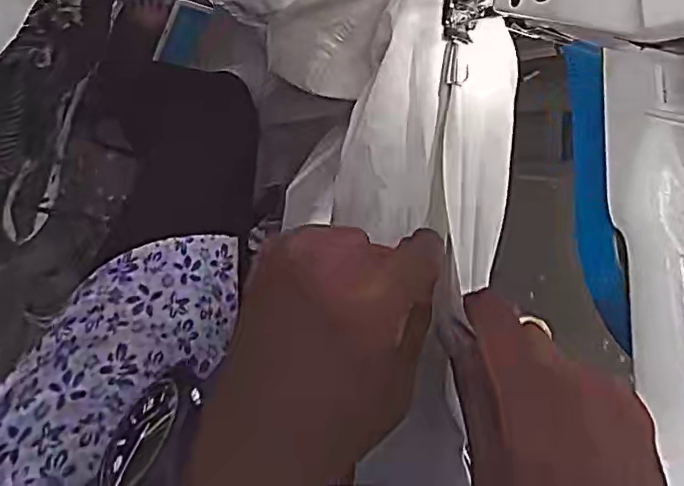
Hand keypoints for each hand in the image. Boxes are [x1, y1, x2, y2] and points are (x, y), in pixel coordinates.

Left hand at [185, 226, 442, 485]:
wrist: (261, 440)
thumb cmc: (324, 423)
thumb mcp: (400, 379)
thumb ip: (416, 318)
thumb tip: (419, 288)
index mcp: (382, 291)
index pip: (422, 247)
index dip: (423, 264)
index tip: (418, 270)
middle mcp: (340, 262)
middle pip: (379, 248)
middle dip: (378, 276)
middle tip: (365, 314)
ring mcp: (302, 254)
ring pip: (344, 243)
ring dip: (343, 268)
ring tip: (330, 313)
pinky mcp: (273, 256)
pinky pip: (309, 245)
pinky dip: (312, 266)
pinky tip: (307, 304)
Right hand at [449, 289, 667, 485]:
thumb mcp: (487, 464)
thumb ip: (474, 391)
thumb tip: (462, 350)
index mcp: (527, 383)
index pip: (492, 311)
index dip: (474, 314)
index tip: (466, 321)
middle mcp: (573, 375)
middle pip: (530, 337)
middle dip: (511, 361)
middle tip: (499, 406)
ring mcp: (610, 392)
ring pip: (564, 363)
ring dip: (550, 386)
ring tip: (543, 443)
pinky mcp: (636, 413)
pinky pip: (597, 388)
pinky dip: (583, 406)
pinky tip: (576, 452)